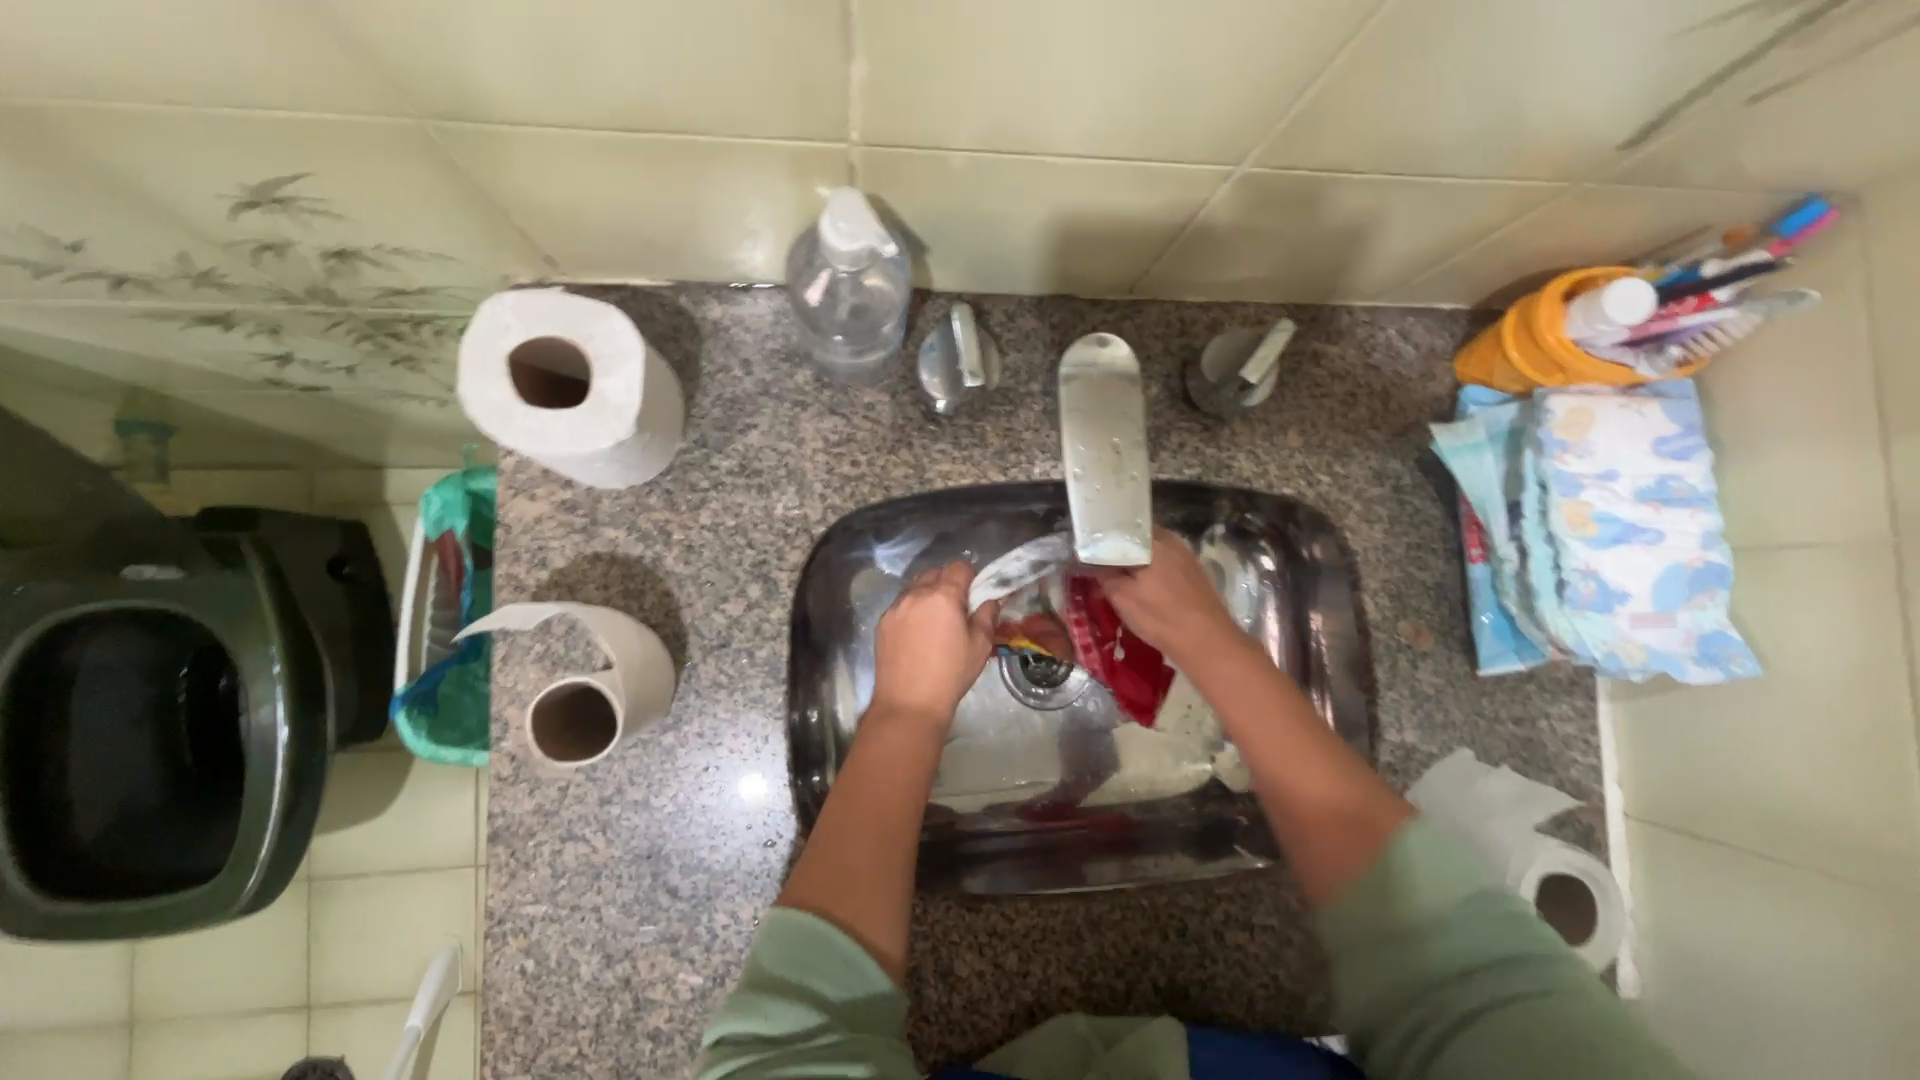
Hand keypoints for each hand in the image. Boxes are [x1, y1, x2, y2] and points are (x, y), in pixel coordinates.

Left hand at [869, 561, 999, 733]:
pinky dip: (912, 608)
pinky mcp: (882, 622)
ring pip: (915, 586)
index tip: (975, 592)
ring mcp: (895, 607)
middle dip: (948, 581)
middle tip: (957, 606)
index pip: (959, 567)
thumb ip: (987, 616)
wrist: (909, 702)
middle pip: (935, 572)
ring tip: (936, 619)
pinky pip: (901, 604)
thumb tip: (990, 600)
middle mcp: (916, 594)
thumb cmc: (950, 674)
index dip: (971, 575)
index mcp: (943, 596)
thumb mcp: (980, 646)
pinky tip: (917, 632)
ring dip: (928, 593)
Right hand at [1097, 527, 1242, 665]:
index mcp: (1153, 540)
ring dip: (1137, 561)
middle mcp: (1172, 541)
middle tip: (1101, 563)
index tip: (1089, 549)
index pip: (1122, 527)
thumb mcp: (1122, 597)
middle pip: (1139, 539)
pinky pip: (1166, 563)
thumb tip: (1095, 565)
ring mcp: (1187, 557)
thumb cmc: (1160, 616)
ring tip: (1119, 575)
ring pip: (1154, 552)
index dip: (1104, 537)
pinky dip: (1152, 570)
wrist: (1207, 642)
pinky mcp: (1194, 573)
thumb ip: (1105, 576)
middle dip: (1121, 549)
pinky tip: (1143, 586)